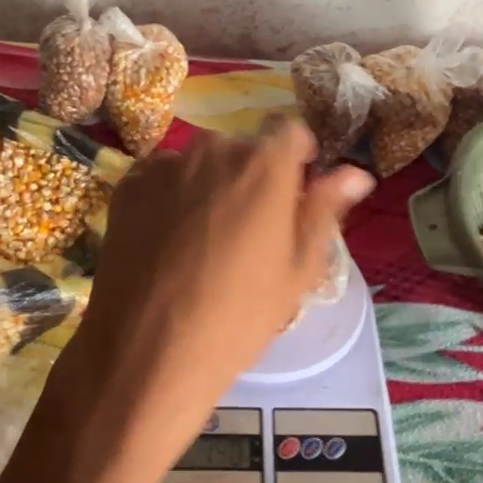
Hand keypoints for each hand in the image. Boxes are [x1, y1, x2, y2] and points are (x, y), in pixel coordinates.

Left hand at [35, 121, 374, 482]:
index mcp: (265, 163)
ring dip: (208, 186)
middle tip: (249, 230)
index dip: (297, 158)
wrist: (148, 350)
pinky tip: (167, 244)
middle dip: (251, 177)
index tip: (294, 191)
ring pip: (199, 165)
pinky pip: (161, 180)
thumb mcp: (297, 270)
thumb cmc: (238, 316)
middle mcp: (214, 149)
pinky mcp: (127, 187)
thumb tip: (355, 173)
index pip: (291, 132)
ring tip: (203, 242)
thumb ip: (324, 210)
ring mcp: (165, 166)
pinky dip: (169, 199)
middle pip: (243, 149)